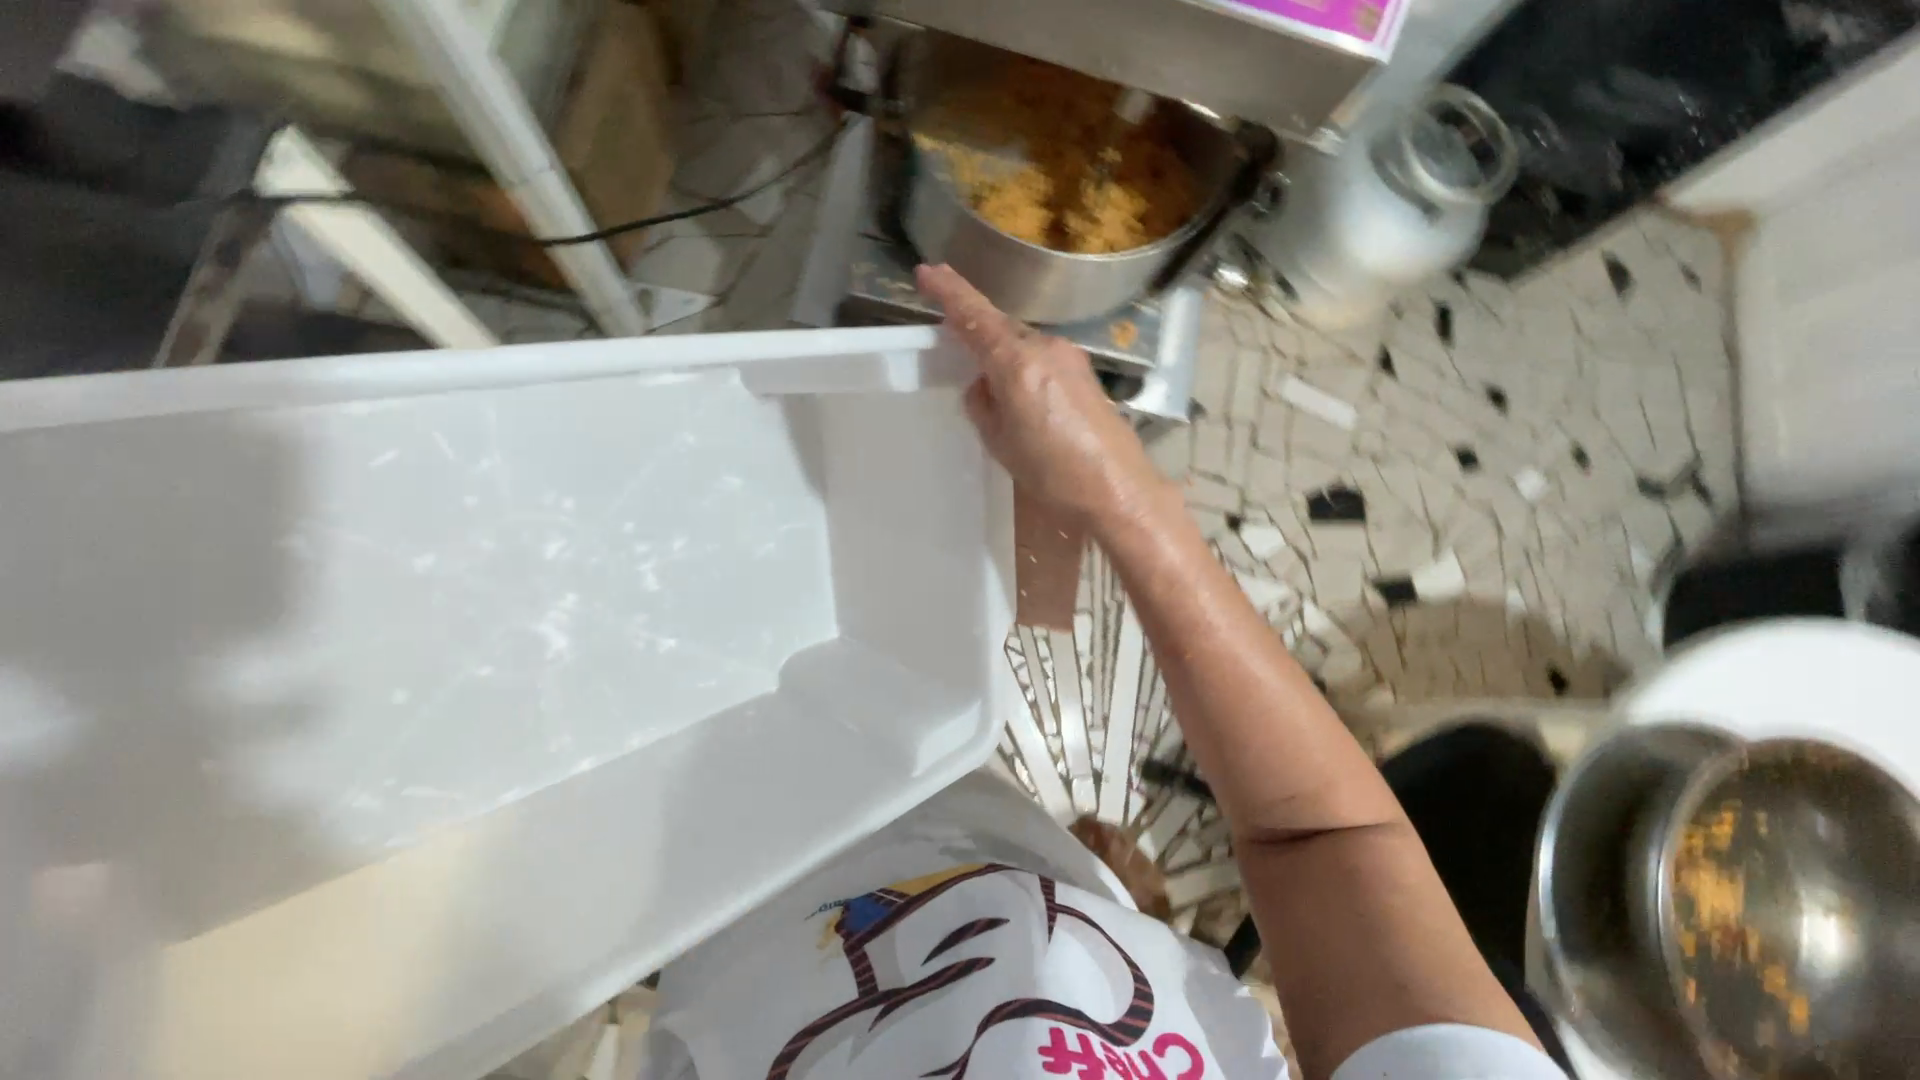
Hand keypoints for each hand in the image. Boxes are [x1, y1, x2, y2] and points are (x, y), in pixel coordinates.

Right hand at [916, 263, 1166, 527]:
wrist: (1117, 489)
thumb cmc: (1052, 472)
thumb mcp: (1000, 441)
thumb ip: (984, 404)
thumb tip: (983, 386)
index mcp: (1017, 362)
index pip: (975, 316)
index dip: (948, 292)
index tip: (927, 272)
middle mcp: (1045, 348)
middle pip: (1000, 327)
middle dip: (974, 328)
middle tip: (949, 335)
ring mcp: (1070, 358)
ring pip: (1023, 344)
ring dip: (1001, 352)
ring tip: (987, 383)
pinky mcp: (1085, 375)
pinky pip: (1042, 359)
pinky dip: (1023, 367)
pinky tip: (1020, 396)